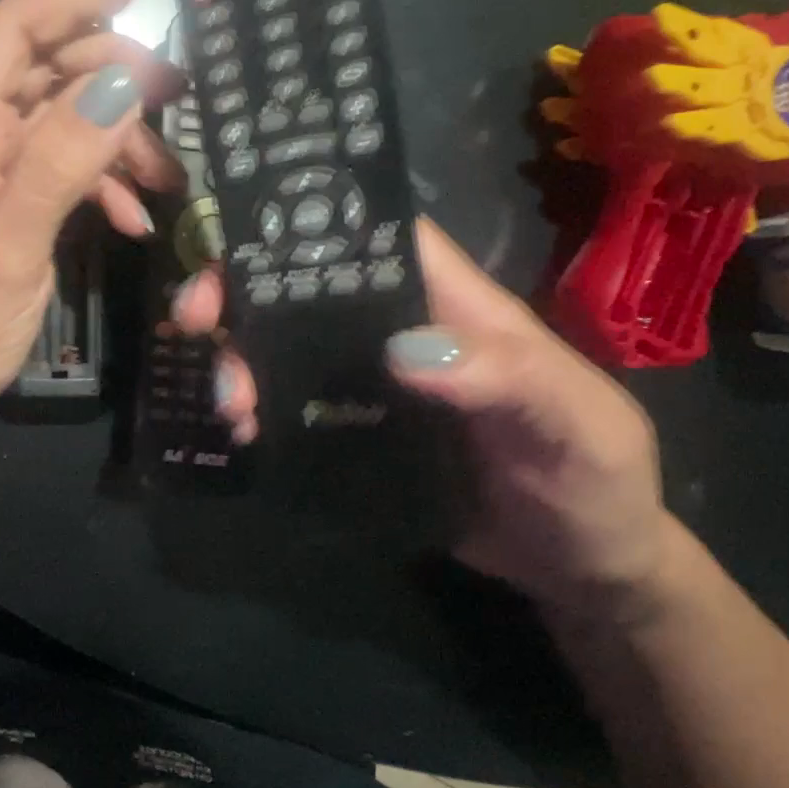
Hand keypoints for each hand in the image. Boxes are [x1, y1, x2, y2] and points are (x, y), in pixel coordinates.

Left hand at [0, 0, 184, 435]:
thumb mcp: (11, 246)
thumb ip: (59, 164)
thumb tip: (119, 84)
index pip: (10, 34)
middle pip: (46, 69)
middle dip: (112, 73)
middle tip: (175, 94)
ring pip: (67, 119)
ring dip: (119, 136)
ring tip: (168, 173)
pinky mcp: (17, 202)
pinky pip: (69, 167)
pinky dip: (106, 181)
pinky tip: (135, 217)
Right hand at [174, 218, 676, 616]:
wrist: (580, 568)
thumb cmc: (595, 483)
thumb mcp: (574, 428)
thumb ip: (505, 379)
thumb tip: (402, 350)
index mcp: (454, 307)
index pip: (381, 236)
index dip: (314, 219)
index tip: (244, 235)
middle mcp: (400, 331)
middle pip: (307, 288)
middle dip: (240, 292)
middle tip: (194, 322)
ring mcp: (370, 382)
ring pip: (284, 345)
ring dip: (240, 360)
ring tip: (231, 407)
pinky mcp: (351, 430)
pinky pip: (289, 404)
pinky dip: (254, 409)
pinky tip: (244, 433)